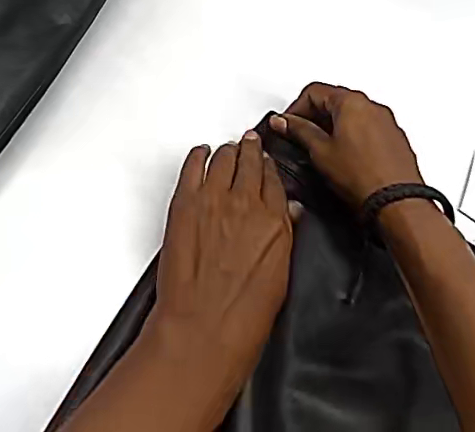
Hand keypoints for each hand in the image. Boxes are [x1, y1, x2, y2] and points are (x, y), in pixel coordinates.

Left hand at [145, 133, 294, 399]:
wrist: (201, 330)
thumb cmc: (241, 317)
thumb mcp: (279, 277)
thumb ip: (284, 237)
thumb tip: (289, 215)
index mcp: (273, 221)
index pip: (274, 179)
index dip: (270, 168)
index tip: (268, 162)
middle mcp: (244, 202)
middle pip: (250, 160)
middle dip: (251, 150)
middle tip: (250, 143)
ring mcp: (212, 197)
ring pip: (224, 157)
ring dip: (228, 151)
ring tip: (229, 149)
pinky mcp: (185, 199)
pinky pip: (193, 163)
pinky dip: (199, 154)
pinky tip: (202, 153)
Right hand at [268, 82, 424, 210]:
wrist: (399, 205)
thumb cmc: (365, 178)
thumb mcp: (320, 151)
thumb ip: (298, 130)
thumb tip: (283, 121)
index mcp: (351, 101)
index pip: (313, 91)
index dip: (295, 108)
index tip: (287, 124)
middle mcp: (372, 106)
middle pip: (333, 100)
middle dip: (314, 116)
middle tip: (301, 135)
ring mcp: (386, 123)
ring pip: (352, 115)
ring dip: (334, 127)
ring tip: (324, 150)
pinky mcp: (395, 140)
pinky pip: (368, 129)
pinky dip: (353, 137)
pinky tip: (346, 159)